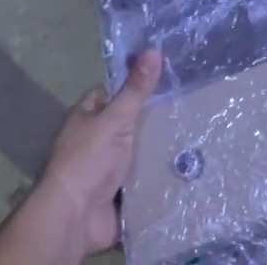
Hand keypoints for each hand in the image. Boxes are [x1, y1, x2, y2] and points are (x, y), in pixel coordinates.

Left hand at [37, 49, 164, 254]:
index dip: (129, 86)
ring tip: (191, 138)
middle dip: (148, 122)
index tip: (160, 79)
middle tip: (183, 110)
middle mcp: (91, 141)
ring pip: (134, 153)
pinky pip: (139, 181)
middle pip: (124, 124)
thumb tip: (154, 49)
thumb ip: (135, 89)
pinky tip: (182, 170)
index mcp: (85, 117)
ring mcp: (103, 169)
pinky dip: (154, 178)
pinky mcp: (115, 195)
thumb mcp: (115, 118)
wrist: (74, 217)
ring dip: (153, 152)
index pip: (108, 93)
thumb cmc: (88, 159)